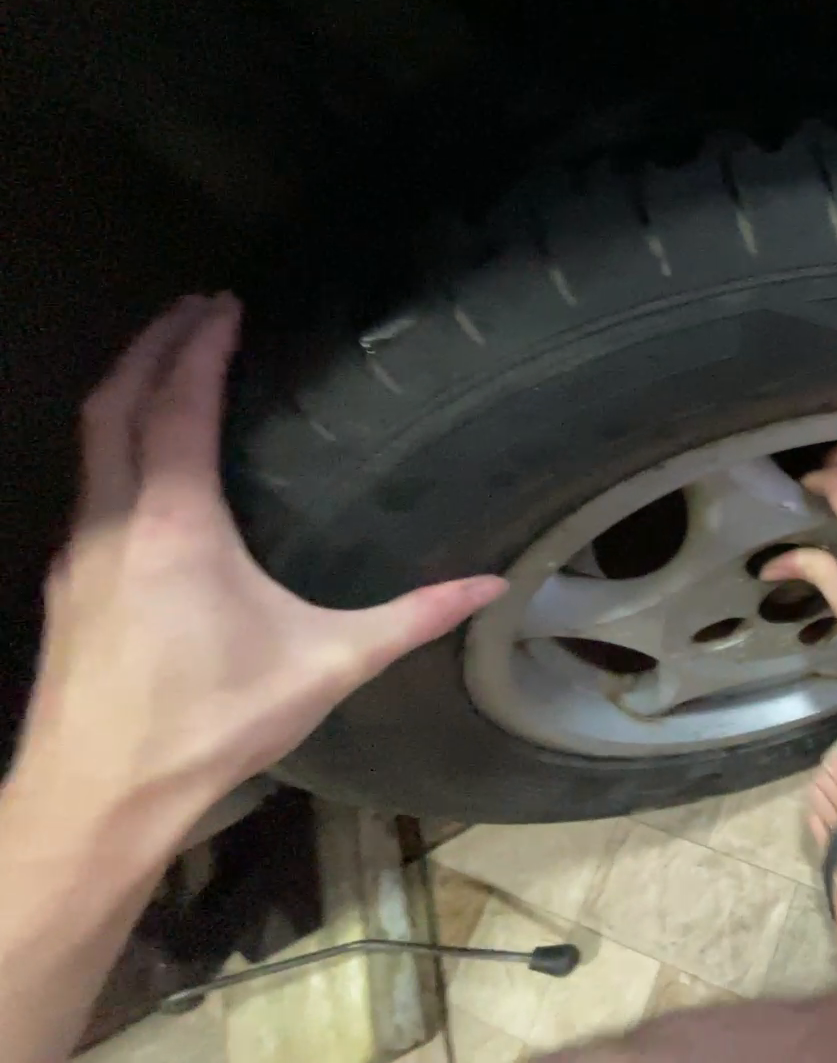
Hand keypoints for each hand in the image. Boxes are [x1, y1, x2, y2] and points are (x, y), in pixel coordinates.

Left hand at [16, 294, 505, 826]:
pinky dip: (122, 439)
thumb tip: (496, 586)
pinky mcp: (74, 581)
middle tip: (197, 308)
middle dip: (152, 349)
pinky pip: (95, 482)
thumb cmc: (218, 717)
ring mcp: (81, 553)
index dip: (196, 355)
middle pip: (114, 410)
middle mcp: (114, 526)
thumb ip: (419, 615)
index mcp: (176, 530)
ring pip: (92, 445)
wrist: (98, 794)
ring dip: (131, 391)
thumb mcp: (337, 661)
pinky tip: (156, 456)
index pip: (175, 416)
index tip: (222, 306)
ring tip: (176, 362)